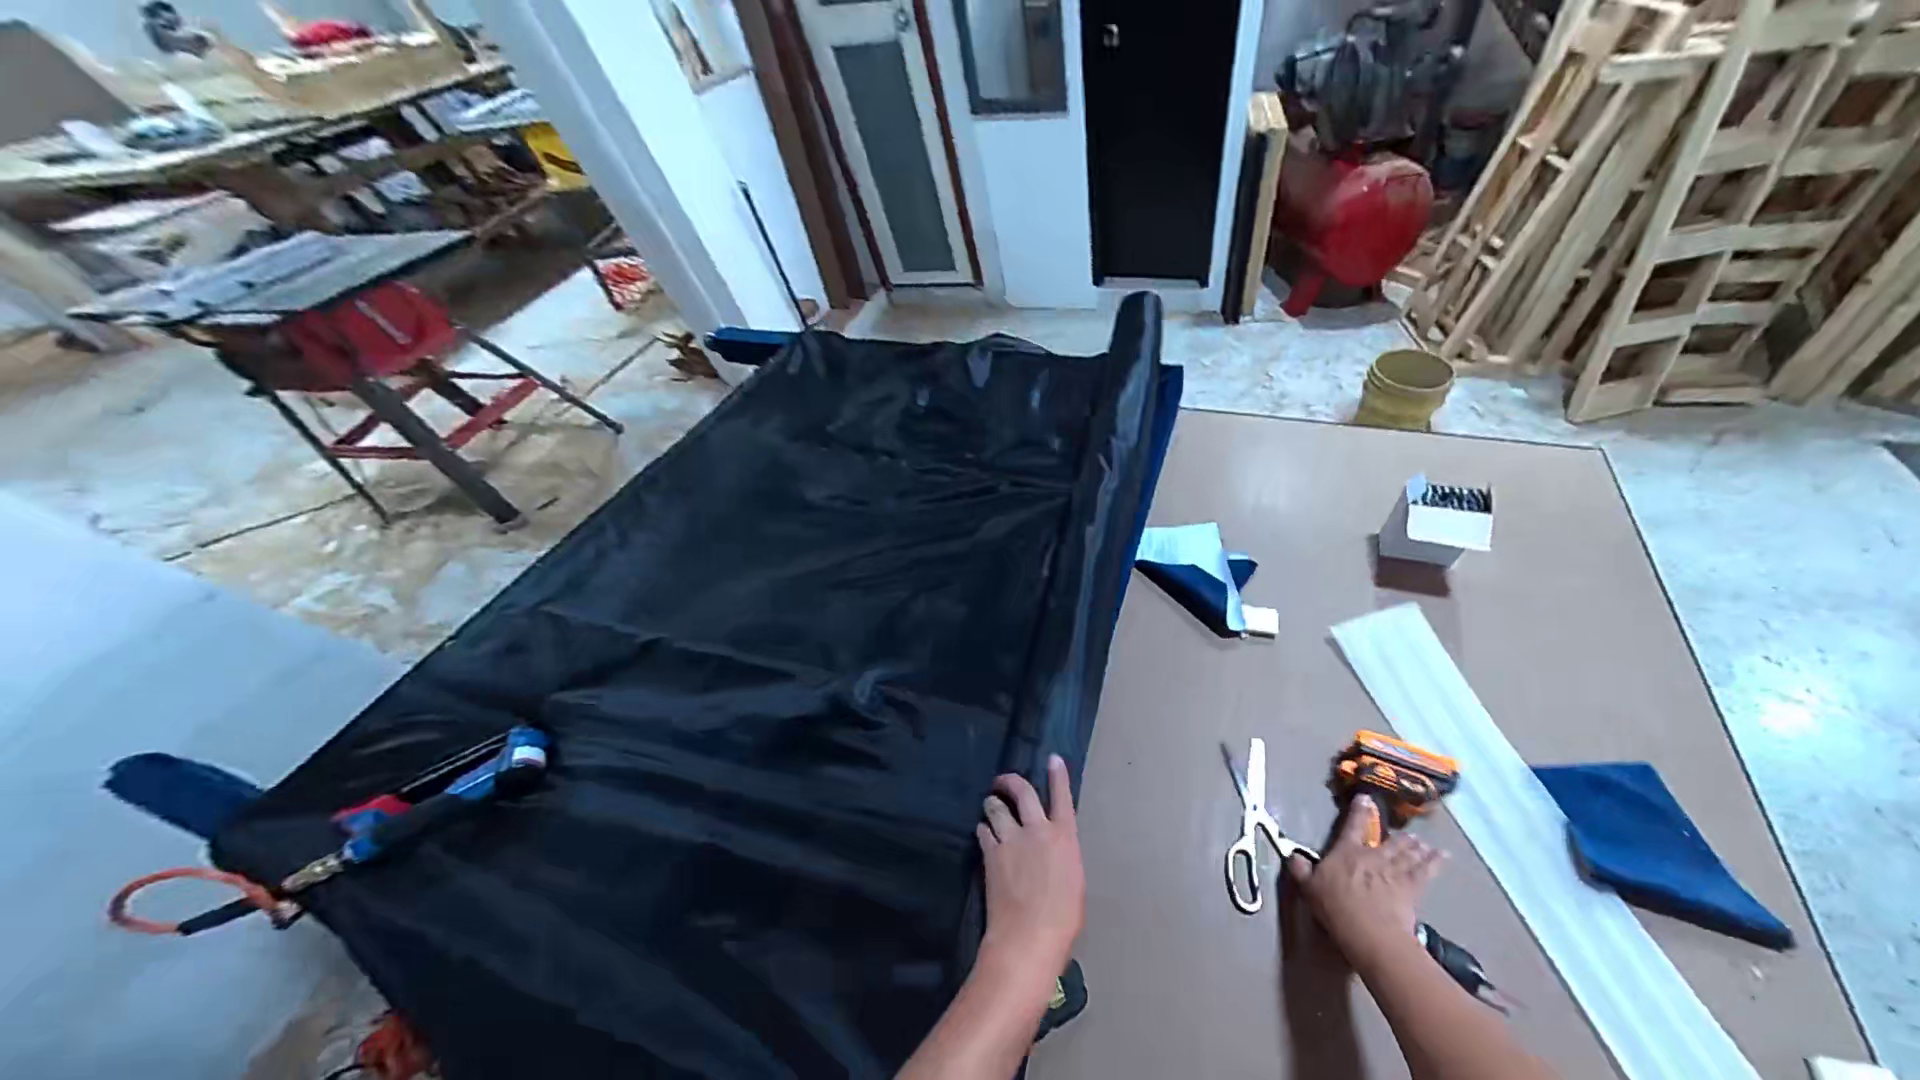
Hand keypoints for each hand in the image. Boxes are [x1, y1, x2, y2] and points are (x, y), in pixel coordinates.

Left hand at [977, 755, 1085, 977]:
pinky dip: (983, 829)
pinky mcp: (990, 853)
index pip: (1062, 797)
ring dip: (993, 804)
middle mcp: (1037, 829)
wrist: (1029, 935)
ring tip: (991, 805)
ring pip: (996, 807)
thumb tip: (1053, 853)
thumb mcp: (1073, 882)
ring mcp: (1011, 839)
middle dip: (1011, 781)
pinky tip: (983, 833)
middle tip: (1003, 780)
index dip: (1058, 776)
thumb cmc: (1063, 918)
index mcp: (1065, 837)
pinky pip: (983, 831)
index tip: (1053, 759)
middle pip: (1022, 791)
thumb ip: (1062, 858)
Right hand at [1286, 798, 1443, 971]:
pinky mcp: (1411, 888)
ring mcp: (1394, 871)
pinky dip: (1434, 863)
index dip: (1359, 811)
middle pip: (1388, 842)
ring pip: (1407, 854)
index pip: (1353, 826)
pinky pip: (1425, 872)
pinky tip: (1442, 857)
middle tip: (1408, 833)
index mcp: (1346, 852)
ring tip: (1423, 843)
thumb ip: (1301, 870)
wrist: (1370, 932)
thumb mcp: (1309, 888)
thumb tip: (1293, 855)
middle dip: (1398, 837)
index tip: (1366, 799)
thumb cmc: (1335, 907)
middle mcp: (1372, 856)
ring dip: (1416, 848)